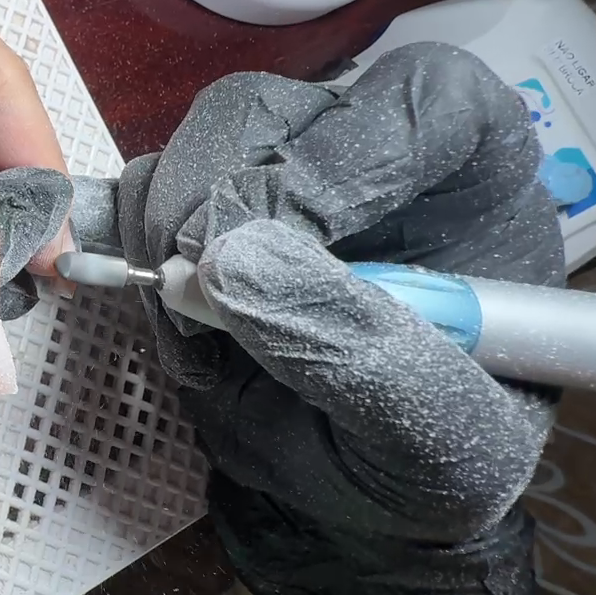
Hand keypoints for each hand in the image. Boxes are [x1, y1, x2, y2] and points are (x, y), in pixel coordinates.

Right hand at [71, 43, 563, 594]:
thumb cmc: (401, 467)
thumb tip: (223, 265)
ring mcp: (268, 172)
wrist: (326, 484)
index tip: (254, 255)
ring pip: (189, 143)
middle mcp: (365, 155)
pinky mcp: (195, 199)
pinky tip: (158, 303)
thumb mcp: (425, 438)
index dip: (322, 164)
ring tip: (188, 323)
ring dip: (160, 229)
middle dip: (210, 197)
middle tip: (192, 290)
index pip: (408, 109)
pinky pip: (138, 185)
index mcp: (472, 189)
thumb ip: (351, 350)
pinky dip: (123, 242)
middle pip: (264, 112)